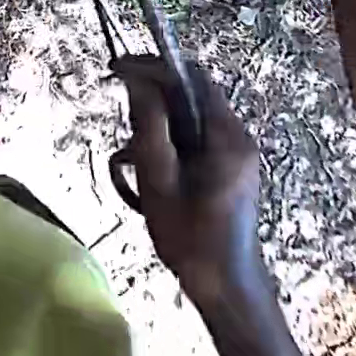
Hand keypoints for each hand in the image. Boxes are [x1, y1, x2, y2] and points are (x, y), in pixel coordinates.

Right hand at [114, 55, 268, 304]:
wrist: (226, 289)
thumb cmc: (191, 239)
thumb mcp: (159, 181)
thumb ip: (149, 127)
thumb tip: (137, 80)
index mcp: (227, 135)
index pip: (191, 75)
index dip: (153, 66)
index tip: (118, 70)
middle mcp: (237, 134)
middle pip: (191, 92)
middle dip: (152, 96)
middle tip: (124, 119)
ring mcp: (236, 150)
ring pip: (190, 113)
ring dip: (158, 120)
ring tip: (134, 151)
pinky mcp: (229, 165)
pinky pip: (194, 133)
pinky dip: (169, 137)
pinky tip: (151, 165)